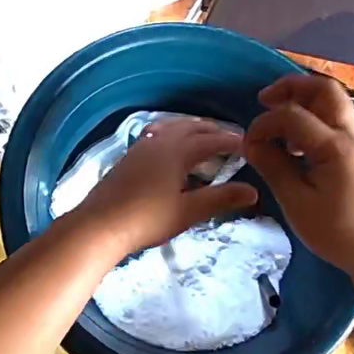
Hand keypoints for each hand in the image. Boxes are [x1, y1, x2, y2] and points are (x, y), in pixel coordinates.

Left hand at [66, 116, 259, 259]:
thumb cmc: (147, 219)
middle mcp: (157, 143)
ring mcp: (139, 148)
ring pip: (170, 128)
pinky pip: (155, 136)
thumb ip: (221, 198)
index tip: (250, 145)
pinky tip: (169, 148)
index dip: (232, 141)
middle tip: (231, 139)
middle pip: (189, 128)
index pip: (211, 140)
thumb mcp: (188, 211)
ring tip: (204, 137)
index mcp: (176, 151)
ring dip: (190, 129)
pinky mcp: (127, 159)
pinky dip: (171, 135)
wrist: (100, 224)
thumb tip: (253, 191)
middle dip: (212, 131)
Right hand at [243, 75, 353, 287]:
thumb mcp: (296, 202)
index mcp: (334, 147)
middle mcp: (350, 137)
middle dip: (292, 87)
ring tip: (277, 120)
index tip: (246, 146)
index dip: (262, 124)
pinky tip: (295, 144)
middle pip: (325, 91)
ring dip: (303, 102)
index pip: (291, 115)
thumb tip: (252, 144)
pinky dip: (312, 120)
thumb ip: (273, 167)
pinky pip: (336, 123)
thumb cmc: (340, 233)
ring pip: (334, 104)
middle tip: (264, 99)